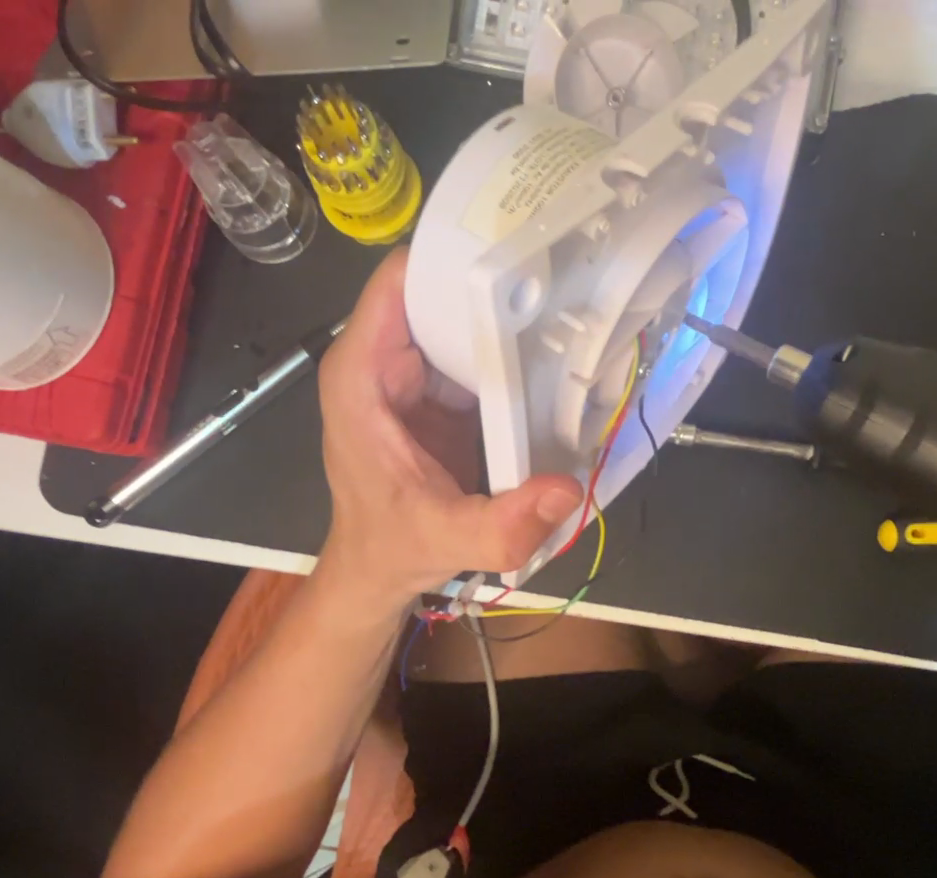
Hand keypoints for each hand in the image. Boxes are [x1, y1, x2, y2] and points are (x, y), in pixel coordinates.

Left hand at [314, 250, 584, 610]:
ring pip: (461, 319)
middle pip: (438, 292)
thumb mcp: (446, 539)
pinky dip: (512, 352)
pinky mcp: (439, 394)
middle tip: (566, 275)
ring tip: (572, 306)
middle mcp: (384, 362)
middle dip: (495, 280)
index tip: (515, 248)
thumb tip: (567, 491)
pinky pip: (477, 354)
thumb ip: (501, 525)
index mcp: (363, 375)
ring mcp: (413, 376)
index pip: (400, 281)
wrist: (379, 570)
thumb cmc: (391, 547)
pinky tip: (556, 350)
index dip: (453, 256)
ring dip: (510, 313)